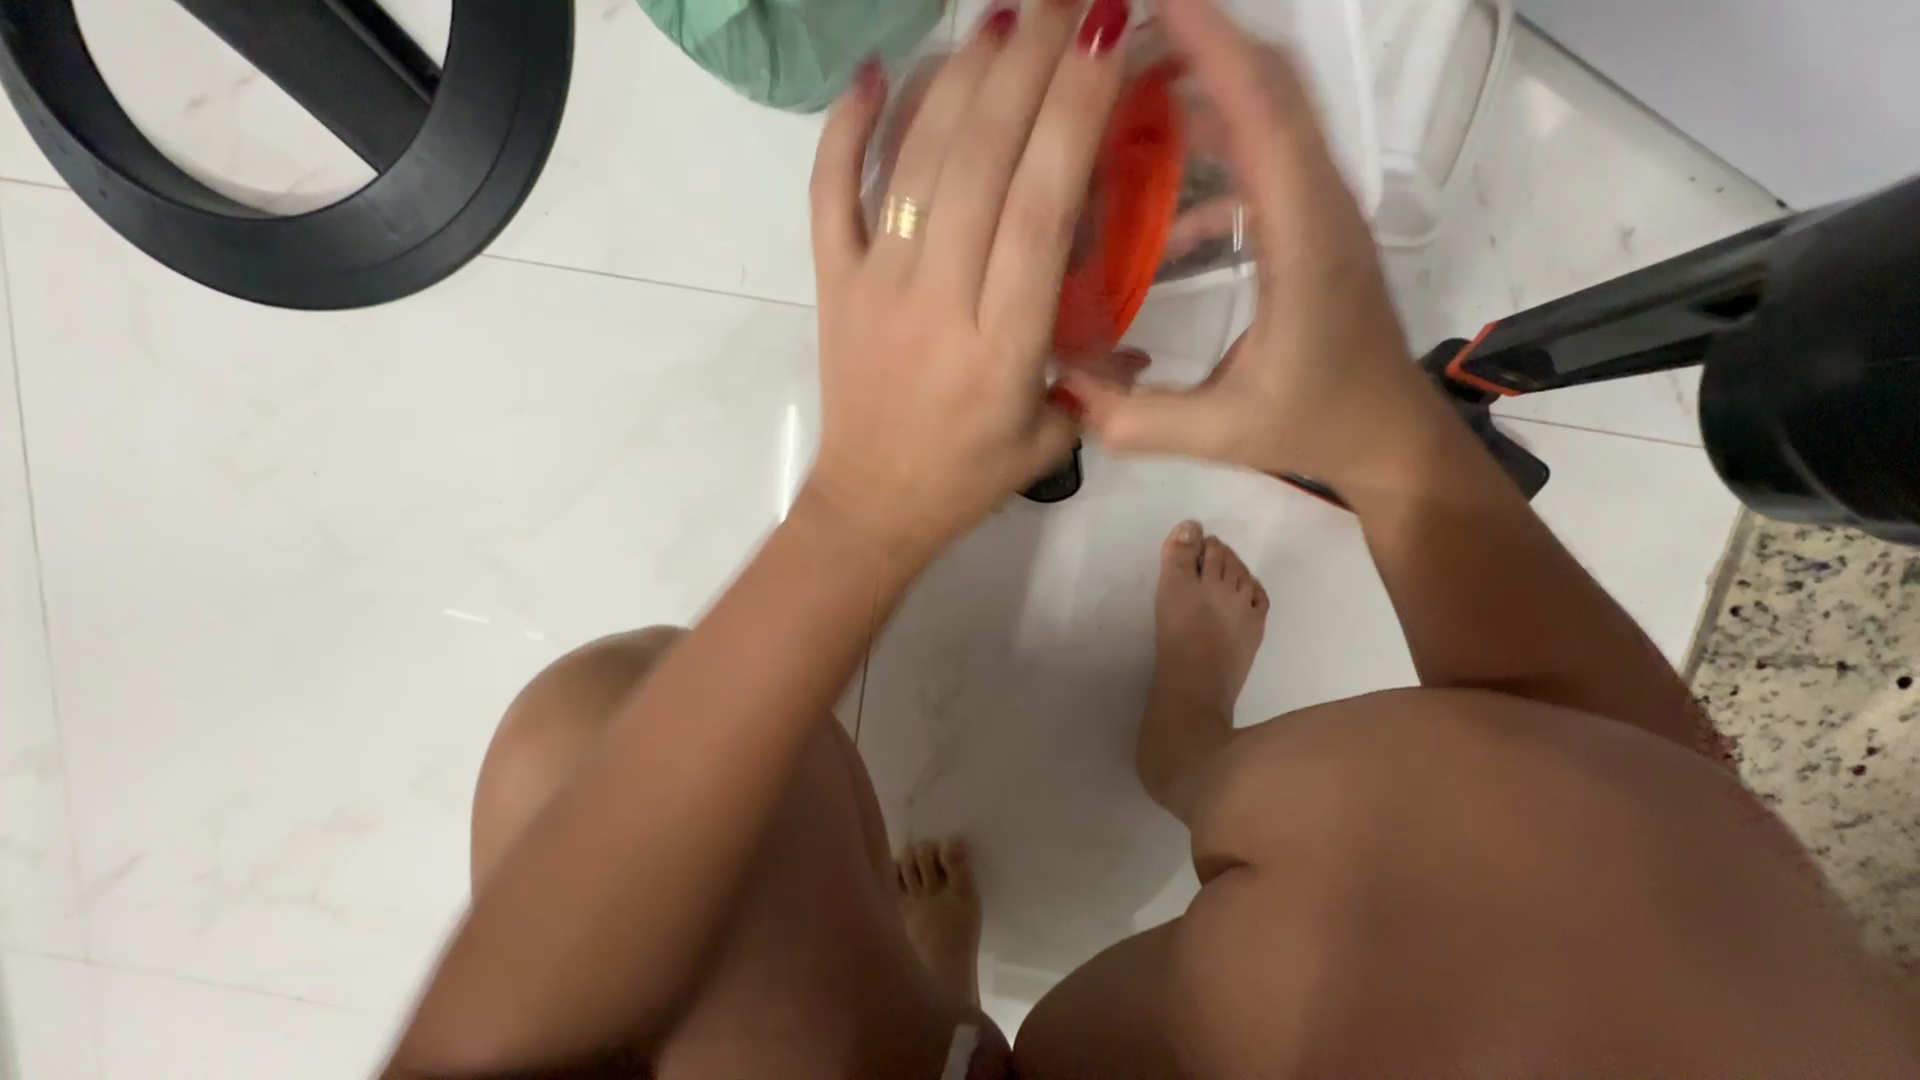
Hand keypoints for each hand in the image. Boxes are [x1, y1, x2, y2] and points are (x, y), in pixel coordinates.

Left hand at [804, 0, 1133, 562]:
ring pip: (915, 165)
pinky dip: (845, 130)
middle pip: (980, 166)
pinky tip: (873, 71)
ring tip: (1001, 19)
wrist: (873, 504)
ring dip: (959, 79)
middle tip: (1063, 3)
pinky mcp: (833, 284)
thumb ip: (1097, 379)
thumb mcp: (1051, 440)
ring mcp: (875, 286)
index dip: (1071, 122)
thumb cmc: (968, 477)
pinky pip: (829, 195)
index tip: (1104, 49)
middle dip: (1027, 69)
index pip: (1040, 214)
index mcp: (1002, 347)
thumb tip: (1130, 328)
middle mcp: (938, 302)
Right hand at [1057, 0, 1438, 487]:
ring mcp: (1321, 209)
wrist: (1390, 435)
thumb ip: (1139, 417)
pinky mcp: (1312, 226)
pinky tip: (1158, 210)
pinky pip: (1262, 161)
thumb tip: (1057, 388)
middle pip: (1271, 87)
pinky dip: (1212, 155)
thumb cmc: (1319, 426)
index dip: (1211, 43)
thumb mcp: (1224, 431)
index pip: (1264, 110)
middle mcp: (1320, 203)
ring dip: (1203, 94)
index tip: (1151, 2)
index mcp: (1304, 238)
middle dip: (1199, 49)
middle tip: (1120, 48)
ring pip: (1269, 115)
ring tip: (1126, 106)